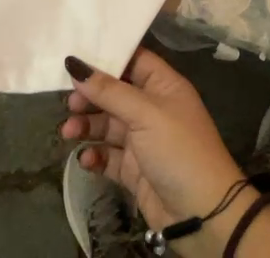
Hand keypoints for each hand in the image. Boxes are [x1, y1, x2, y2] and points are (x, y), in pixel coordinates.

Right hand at [60, 49, 247, 233]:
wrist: (202, 213)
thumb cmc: (178, 149)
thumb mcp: (146, 114)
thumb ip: (109, 91)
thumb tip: (75, 65)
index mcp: (164, 86)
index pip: (134, 61)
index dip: (107, 57)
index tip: (75, 56)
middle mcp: (153, 109)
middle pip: (115, 93)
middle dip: (91, 96)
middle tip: (69, 102)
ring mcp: (144, 140)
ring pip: (108, 125)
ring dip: (87, 126)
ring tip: (68, 131)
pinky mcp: (135, 169)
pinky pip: (109, 156)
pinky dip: (95, 155)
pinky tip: (86, 159)